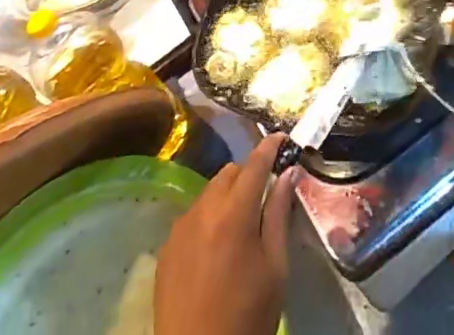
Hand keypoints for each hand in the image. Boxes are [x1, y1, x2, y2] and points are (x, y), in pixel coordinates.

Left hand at [155, 135, 298, 334]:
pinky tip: (219, 245)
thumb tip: (287, 173)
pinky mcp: (166, 250)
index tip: (282, 138)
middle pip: (228, 174)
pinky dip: (209, 216)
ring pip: (208, 193)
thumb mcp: (275, 266)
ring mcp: (179, 231)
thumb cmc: (248, 315)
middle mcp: (202, 212)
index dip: (269, 147)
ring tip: (243, 222)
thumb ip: (279, 214)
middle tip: (266, 193)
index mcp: (233, 214)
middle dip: (249, 174)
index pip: (254, 164)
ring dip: (228, 194)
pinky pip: (192, 216)